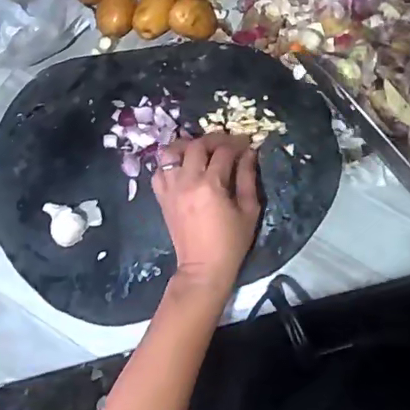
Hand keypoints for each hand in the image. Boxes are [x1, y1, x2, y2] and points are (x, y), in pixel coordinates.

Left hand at [153, 131, 259, 294]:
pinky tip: (183, 165)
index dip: (237, 143)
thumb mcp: (249, 210)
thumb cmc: (231, 242)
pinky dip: (170, 162)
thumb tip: (249, 153)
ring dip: (187, 145)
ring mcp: (170, 189)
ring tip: (201, 150)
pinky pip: (159, 170)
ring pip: (172, 152)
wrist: (203, 269)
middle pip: (196, 145)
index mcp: (211, 185)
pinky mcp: (162, 198)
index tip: (247, 143)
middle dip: (214, 139)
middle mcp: (187, 182)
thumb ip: (248, 177)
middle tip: (227, 144)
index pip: (223, 151)